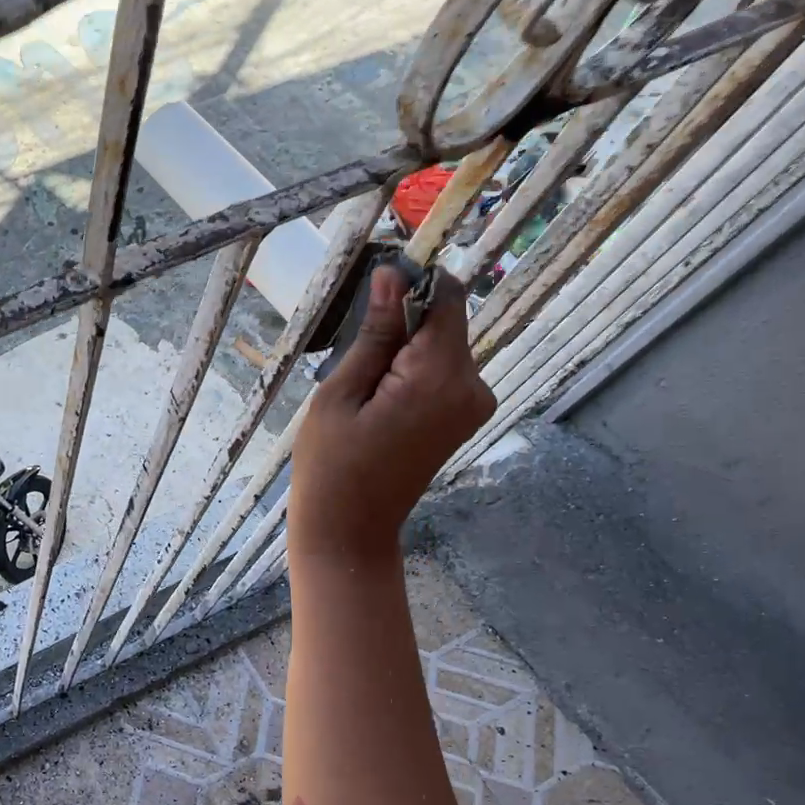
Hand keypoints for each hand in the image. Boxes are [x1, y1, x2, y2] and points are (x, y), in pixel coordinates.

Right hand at [288, 263, 494, 561]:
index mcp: (440, 378)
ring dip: (403, 350)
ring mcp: (475, 402)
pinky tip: (378, 400)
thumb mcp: (339, 394)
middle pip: (445, 321)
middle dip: (401, 324)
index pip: (445, 298)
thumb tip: (393, 276)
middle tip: (353, 364)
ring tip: (361, 389)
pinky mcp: (466, 414)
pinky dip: (412, 370)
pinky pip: (443, 370)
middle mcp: (473, 385)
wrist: (350, 528)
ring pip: (442, 345)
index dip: (410, 284)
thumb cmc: (329, 465)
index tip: (370, 292)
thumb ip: (375, 335)